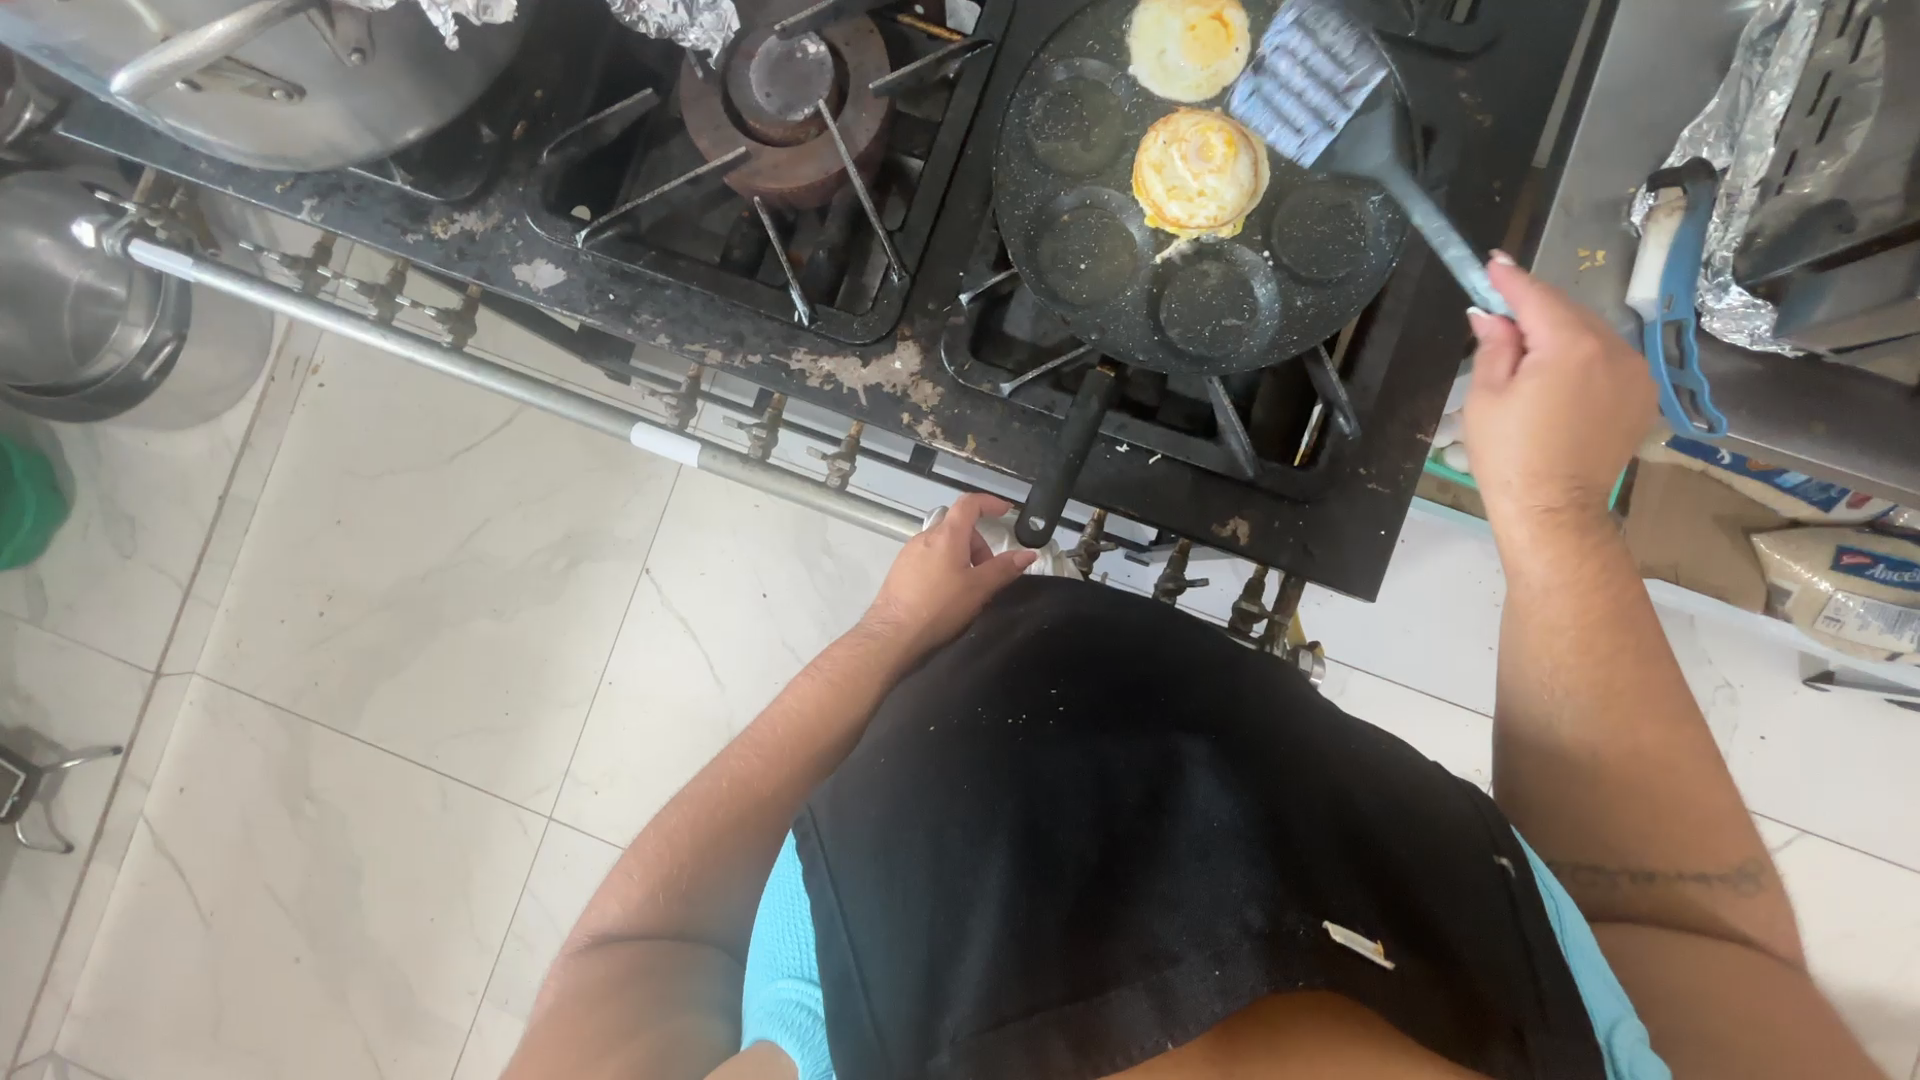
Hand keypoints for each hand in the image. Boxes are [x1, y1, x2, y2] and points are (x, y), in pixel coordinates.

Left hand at [857, 493, 1038, 663]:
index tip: (1006, 511)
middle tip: (987, 575)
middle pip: (958, 528)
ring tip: (967, 589)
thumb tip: (1028, 554)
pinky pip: (929, 558)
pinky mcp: (900, 569)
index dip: (990, 503)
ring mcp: (909, 553)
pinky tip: (946, 595)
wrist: (893, 635)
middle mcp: (925, 537)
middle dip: (978, 546)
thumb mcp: (979, 588)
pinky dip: (945, 567)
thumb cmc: (939, 607)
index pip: (969, 504)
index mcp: (947, 535)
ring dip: (962, 558)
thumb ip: (1004, 568)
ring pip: (944, 545)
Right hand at [1464, 254, 1655, 540]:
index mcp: (1571, 347)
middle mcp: (1615, 350)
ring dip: (1558, 335)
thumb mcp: (1486, 397)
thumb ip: (1495, 346)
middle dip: (1534, 311)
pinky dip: (1581, 359)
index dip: (1511, 279)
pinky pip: (1608, 361)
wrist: (1552, 507)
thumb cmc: (1507, 454)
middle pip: (1569, 314)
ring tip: (1525, 356)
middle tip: (1498, 315)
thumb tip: (1491, 315)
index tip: (1492, 262)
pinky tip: (1556, 380)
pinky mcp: (1642, 397)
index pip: (1537, 298)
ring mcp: (1636, 374)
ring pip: (1592, 336)